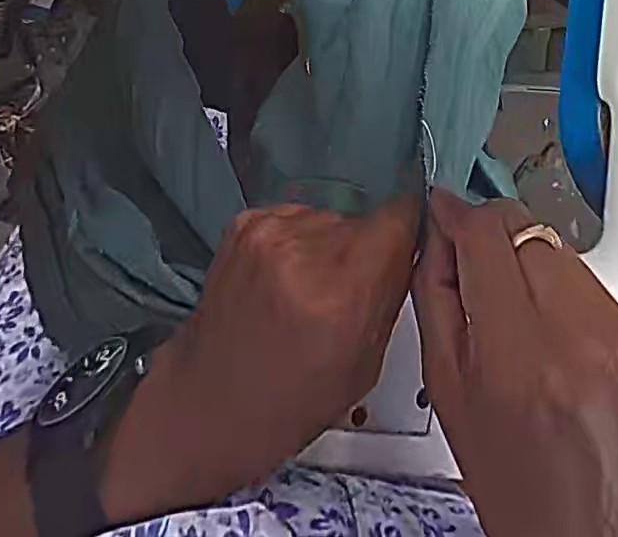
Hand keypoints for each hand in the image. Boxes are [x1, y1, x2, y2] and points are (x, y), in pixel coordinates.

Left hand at [101, 195, 419, 521]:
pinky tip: (281, 277)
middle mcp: (305, 252)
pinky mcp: (245, 223)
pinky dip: (296, 240)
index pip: (399, 215)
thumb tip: (408, 242)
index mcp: (344, 292)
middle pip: (362, 221)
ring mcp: (270, 233)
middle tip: (343, 288)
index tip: (403, 238)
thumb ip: (391, 292)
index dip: (406, 227)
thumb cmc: (292, 395)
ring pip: (328, 217)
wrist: (210, 401)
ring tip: (305, 287)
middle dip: (363, 247)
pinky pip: (295, 217)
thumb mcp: (367, 360)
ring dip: (327, 243)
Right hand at [413, 194, 617, 536]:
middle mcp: (578, 334)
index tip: (443, 207)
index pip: (487, 234)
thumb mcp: (447, 384)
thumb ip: (435, 291)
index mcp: (519, 354)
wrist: (588, 528)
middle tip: (470, 254)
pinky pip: (586, 275)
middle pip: (524, 224)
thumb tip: (439, 230)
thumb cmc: (510, 473)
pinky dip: (559, 283)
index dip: (458, 212)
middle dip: (489, 229)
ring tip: (512, 302)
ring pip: (555, 242)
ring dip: (525, 253)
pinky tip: (549, 325)